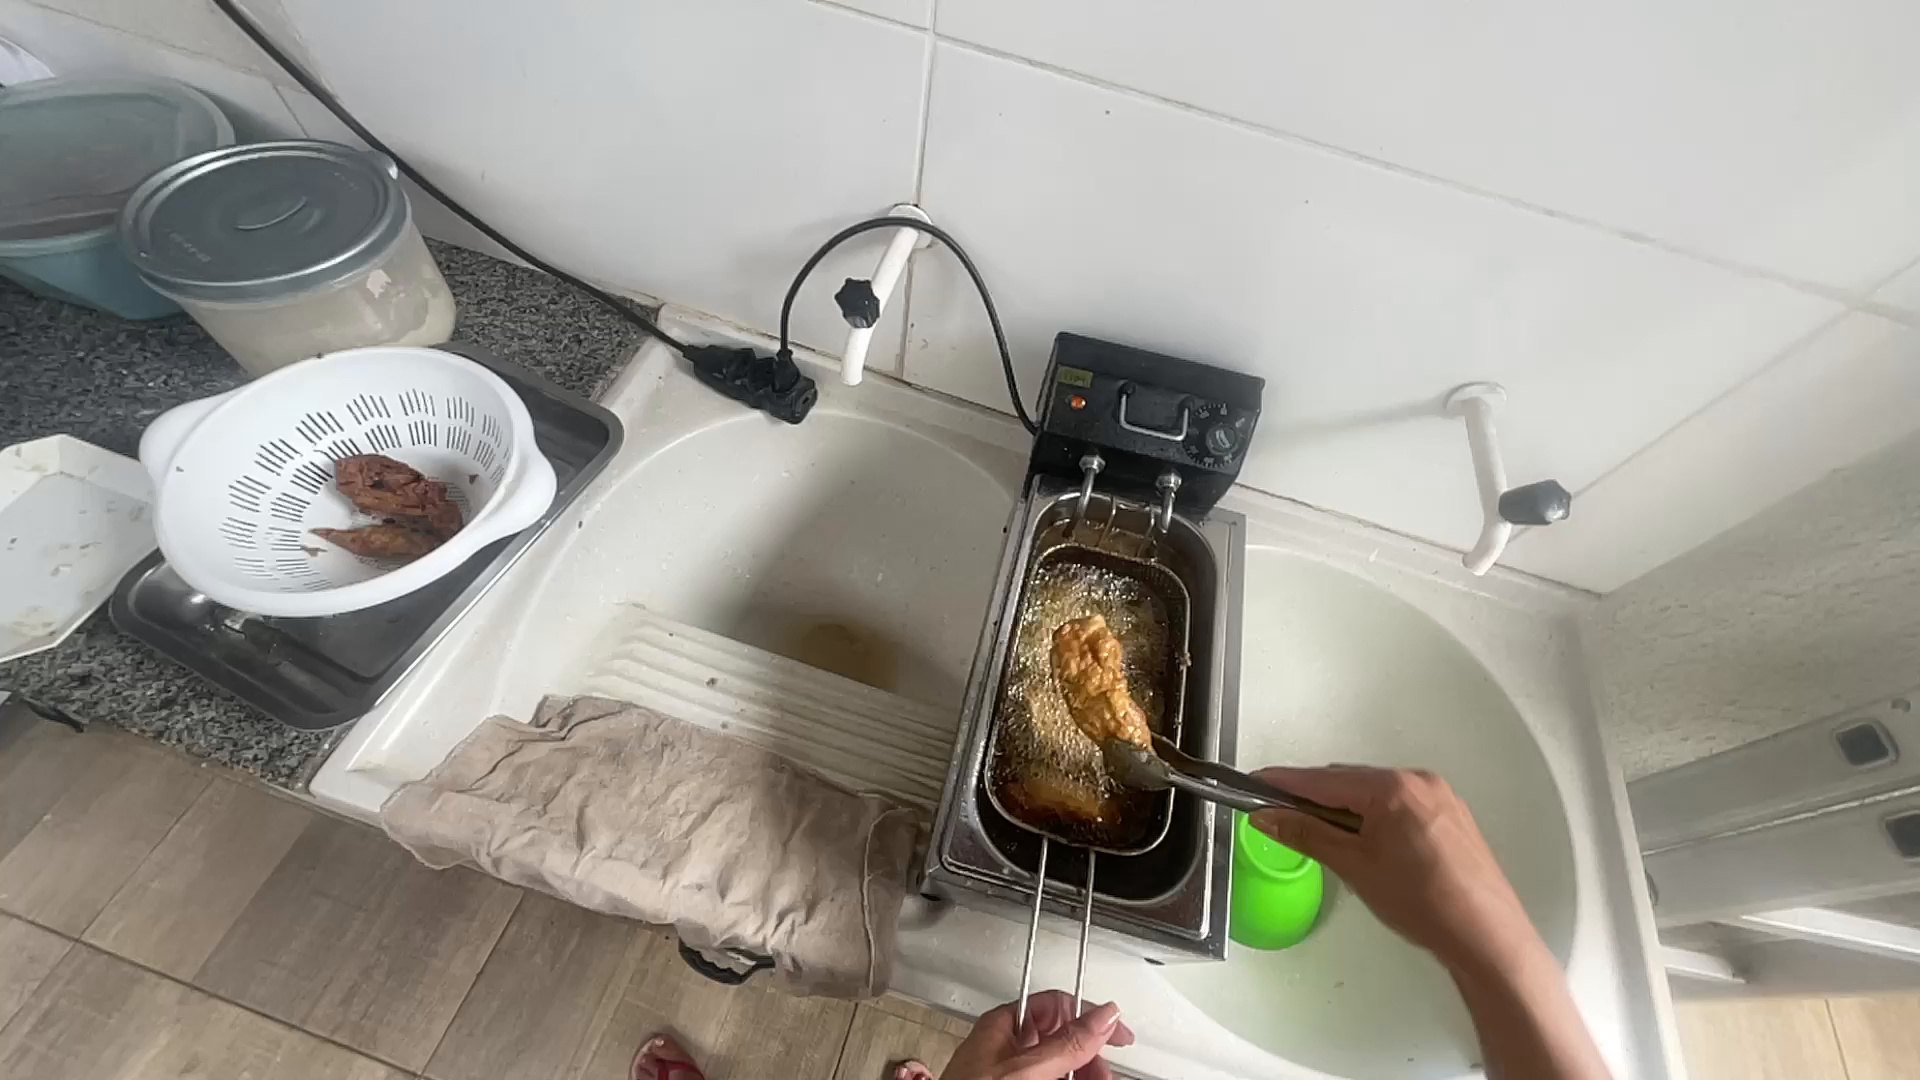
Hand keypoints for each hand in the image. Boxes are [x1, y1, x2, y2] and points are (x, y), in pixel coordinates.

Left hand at [941, 991, 1134, 1079]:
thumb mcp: (1026, 1069)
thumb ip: (1065, 1042)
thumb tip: (1104, 1013)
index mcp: (1004, 1025)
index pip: (1055, 1004)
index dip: (1089, 1015)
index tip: (1119, 1035)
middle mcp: (1005, 1047)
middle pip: (1061, 1039)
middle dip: (1087, 1056)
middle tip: (1103, 1075)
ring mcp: (1007, 1074)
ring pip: (1056, 1067)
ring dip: (1079, 1075)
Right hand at [1248, 766, 1535, 973]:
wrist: (1490, 942)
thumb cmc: (1421, 903)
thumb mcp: (1353, 866)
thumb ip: (1305, 832)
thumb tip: (1265, 815)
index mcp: (1392, 788)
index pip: (1322, 779)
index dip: (1283, 782)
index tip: (1254, 782)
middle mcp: (1417, 781)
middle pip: (1347, 781)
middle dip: (1315, 798)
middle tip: (1284, 817)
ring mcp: (1438, 796)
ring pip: (1372, 792)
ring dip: (1344, 807)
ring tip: (1327, 837)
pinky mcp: (1450, 815)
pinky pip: (1397, 803)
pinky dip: (1372, 814)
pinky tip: (1365, 841)